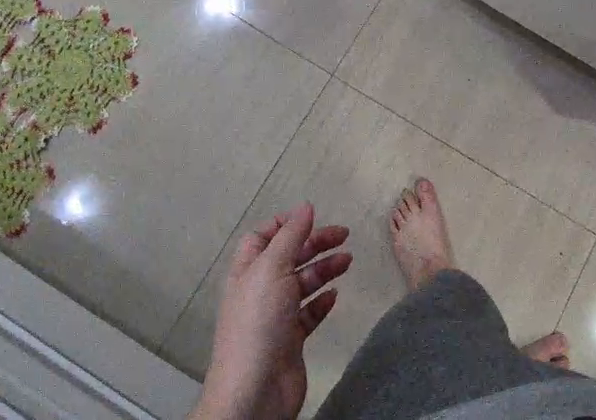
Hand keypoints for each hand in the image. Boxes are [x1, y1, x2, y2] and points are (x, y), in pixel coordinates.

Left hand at [191, 202, 351, 419]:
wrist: (254, 390)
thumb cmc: (259, 321)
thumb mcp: (272, 268)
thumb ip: (291, 236)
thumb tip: (306, 206)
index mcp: (247, 271)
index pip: (263, 237)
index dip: (285, 224)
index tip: (312, 217)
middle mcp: (259, 290)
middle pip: (288, 257)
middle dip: (314, 243)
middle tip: (344, 235)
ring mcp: (275, 316)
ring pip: (302, 284)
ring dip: (324, 269)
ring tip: (348, 261)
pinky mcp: (290, 340)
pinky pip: (308, 314)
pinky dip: (322, 302)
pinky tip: (335, 296)